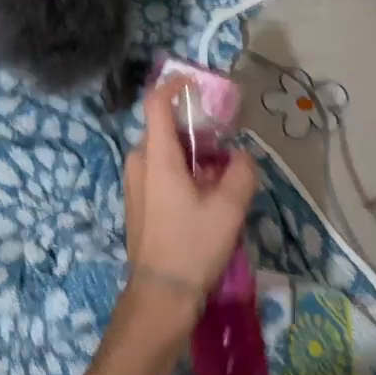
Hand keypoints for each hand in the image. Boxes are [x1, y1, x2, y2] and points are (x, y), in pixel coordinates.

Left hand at [122, 79, 258, 299]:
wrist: (160, 292)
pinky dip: (182, 170)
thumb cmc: (192, 245)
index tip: (195, 82)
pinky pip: (160, 169)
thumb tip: (241, 155)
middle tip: (226, 140)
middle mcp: (138, 160)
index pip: (155, 103)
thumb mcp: (228, 209)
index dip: (173, 85)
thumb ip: (240, 173)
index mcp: (155, 155)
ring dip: (191, 153)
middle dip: (194, 128)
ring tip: (222, 174)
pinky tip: (205, 195)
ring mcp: (135, 180)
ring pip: (164, 151)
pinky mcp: (138, 198)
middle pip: (165, 127)